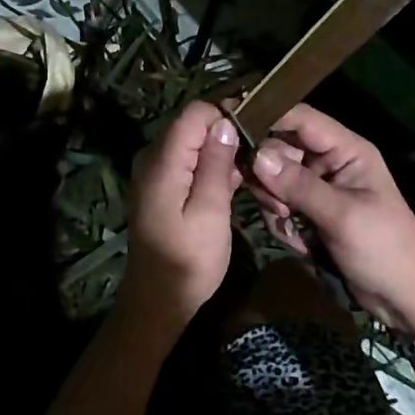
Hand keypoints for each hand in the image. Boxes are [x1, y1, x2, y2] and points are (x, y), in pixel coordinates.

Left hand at [123, 101, 241, 324]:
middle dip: (226, 131)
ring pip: (193, 142)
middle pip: (193, 124)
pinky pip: (189, 161)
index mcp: (162, 162)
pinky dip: (211, 166)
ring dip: (222, 150)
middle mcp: (153, 158)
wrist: (158, 301)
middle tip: (261, 151)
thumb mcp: (209, 212)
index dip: (226, 113)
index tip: (259, 126)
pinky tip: (235, 181)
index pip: (195, 112)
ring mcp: (155, 172)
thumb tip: (224, 121)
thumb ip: (215, 164)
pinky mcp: (162, 186)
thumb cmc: (188, 262)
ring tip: (254, 166)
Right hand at [247, 103, 414, 332]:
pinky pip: (280, 207)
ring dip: (277, 206)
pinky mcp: (310, 214)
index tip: (229, 122)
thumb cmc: (384, 248)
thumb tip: (256, 155)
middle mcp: (329, 163)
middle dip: (271, 178)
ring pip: (275, 182)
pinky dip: (283, 225)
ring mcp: (318, 189)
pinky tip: (301, 244)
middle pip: (280, 150)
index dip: (267, 116)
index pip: (301, 119)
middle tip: (280, 208)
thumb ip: (298, 185)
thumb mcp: (342, 216)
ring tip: (295, 228)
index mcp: (347, 150)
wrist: (403, 299)